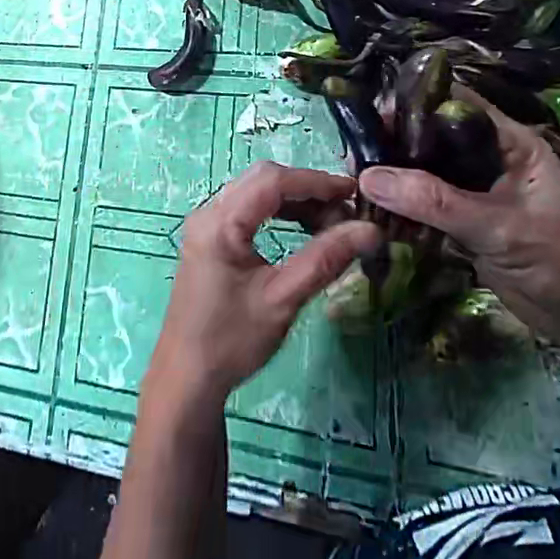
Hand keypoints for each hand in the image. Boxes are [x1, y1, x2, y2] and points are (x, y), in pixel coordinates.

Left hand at [150, 163, 381, 403]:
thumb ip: (325, 259)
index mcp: (219, 223)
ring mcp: (207, 225)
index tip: (354, 193)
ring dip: (296, 201)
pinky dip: (281, 213)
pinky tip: (306, 229)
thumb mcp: (283, 299)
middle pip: (264, 180)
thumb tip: (372, 230)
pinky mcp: (212, 238)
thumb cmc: (231, 341)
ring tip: (333, 222)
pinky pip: (250, 209)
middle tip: (346, 211)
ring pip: (258, 192)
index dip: (316, 182)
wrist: (188, 378)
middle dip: (308, 190)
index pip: (272, 181)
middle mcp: (209, 213)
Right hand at [357, 90, 559, 345]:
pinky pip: (424, 214)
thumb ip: (437, 202)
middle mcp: (487, 162)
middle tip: (351, 157)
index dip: (413, 103)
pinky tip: (369, 218)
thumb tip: (369, 177)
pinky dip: (399, 216)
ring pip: (424, 178)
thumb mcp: (503, 227)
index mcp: (508, 143)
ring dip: (392, 182)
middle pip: (431, 140)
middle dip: (392, 145)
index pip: (455, 104)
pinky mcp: (464, 229)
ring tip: (350, 186)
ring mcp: (474, 196)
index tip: (368, 116)